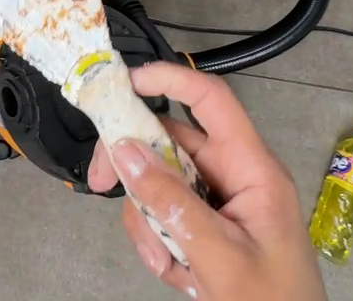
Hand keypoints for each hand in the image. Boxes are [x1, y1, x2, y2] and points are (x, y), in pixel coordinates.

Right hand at [88, 63, 325, 300]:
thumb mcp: (220, 257)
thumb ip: (171, 203)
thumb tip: (122, 149)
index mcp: (252, 169)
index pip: (211, 100)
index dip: (169, 79)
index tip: (123, 82)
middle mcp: (234, 175)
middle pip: (169, 140)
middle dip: (133, 164)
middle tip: (100, 183)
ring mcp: (219, 202)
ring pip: (159, 179)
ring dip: (147, 218)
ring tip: (162, 261)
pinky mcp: (207, 227)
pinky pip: (164, 212)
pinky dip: (157, 240)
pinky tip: (174, 274)